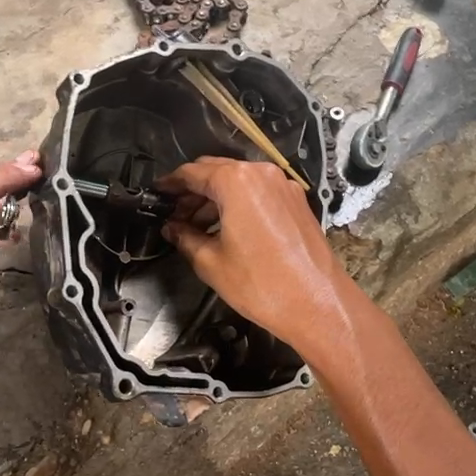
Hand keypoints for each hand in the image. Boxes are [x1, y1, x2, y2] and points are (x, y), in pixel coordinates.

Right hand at [156, 158, 358, 355]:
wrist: (317, 304)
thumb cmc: (262, 284)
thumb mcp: (211, 262)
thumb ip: (185, 237)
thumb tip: (172, 228)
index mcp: (237, 182)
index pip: (193, 172)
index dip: (171, 183)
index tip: (158, 193)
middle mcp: (262, 174)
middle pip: (217, 171)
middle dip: (193, 190)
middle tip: (174, 214)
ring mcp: (284, 186)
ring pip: (239, 182)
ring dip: (215, 198)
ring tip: (196, 226)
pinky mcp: (296, 202)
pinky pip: (259, 193)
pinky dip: (238, 203)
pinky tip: (226, 228)